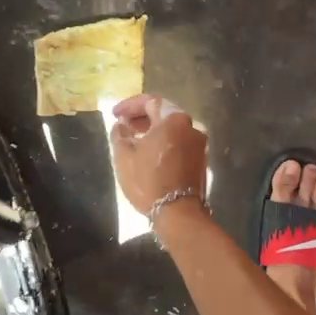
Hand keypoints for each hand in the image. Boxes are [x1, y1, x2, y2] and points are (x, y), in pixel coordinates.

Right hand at [109, 94, 207, 213]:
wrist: (178, 213)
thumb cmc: (148, 180)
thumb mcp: (124, 156)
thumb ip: (120, 134)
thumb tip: (121, 125)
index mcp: (174, 119)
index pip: (150, 101)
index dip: (129, 106)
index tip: (114, 114)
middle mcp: (191, 127)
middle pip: (164, 114)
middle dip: (142, 117)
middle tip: (124, 125)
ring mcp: (199, 144)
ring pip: (172, 130)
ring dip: (153, 131)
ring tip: (135, 140)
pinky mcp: (201, 161)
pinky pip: (179, 143)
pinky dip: (164, 143)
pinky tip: (150, 154)